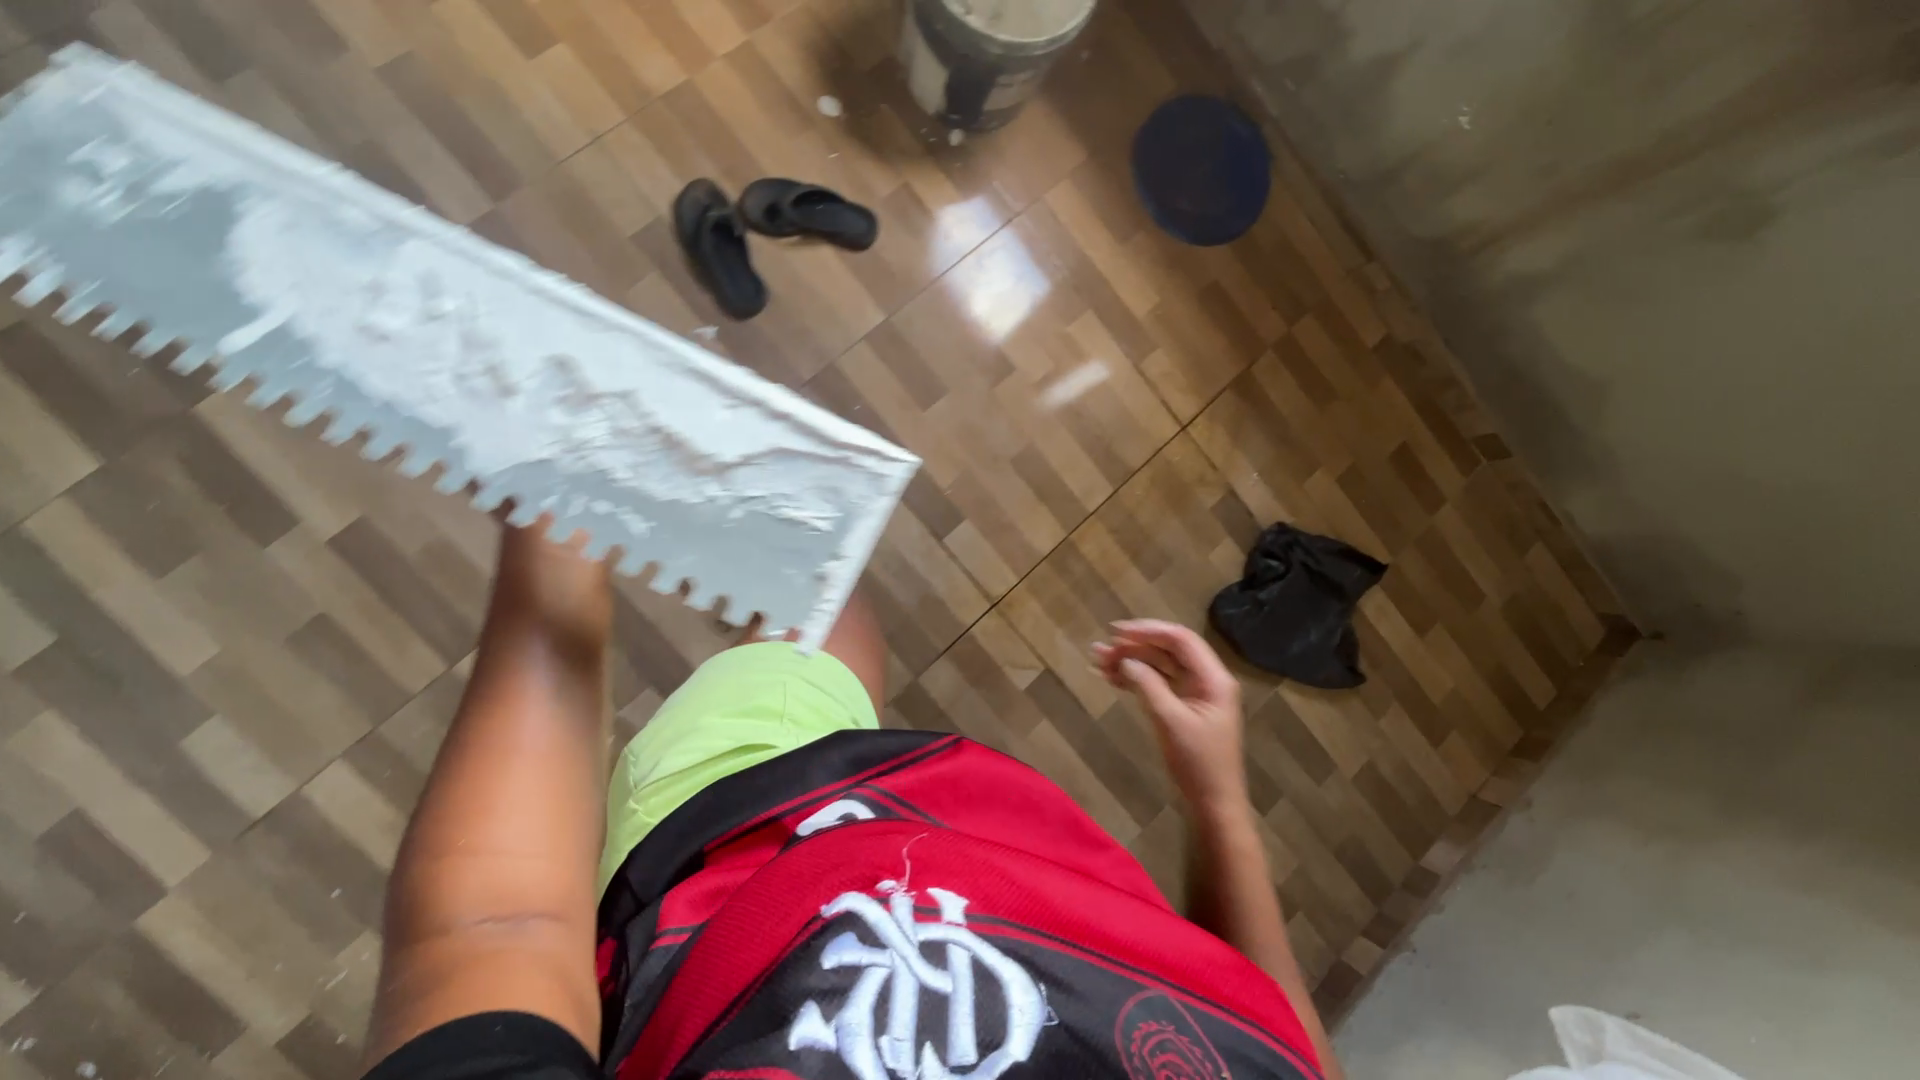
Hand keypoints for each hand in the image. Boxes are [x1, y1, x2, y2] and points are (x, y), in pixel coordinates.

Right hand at [1093, 619, 1248, 815]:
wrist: (1215, 804)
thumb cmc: (1198, 764)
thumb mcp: (1171, 722)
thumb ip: (1148, 686)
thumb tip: (1126, 660)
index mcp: (1213, 678)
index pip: (1180, 639)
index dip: (1147, 631)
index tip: (1116, 631)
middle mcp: (1207, 679)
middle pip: (1168, 650)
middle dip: (1134, 647)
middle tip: (1100, 650)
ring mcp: (1196, 694)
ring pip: (1161, 667)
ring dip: (1132, 662)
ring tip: (1098, 661)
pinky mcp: (1185, 708)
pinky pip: (1159, 684)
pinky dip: (1137, 680)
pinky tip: (1112, 679)